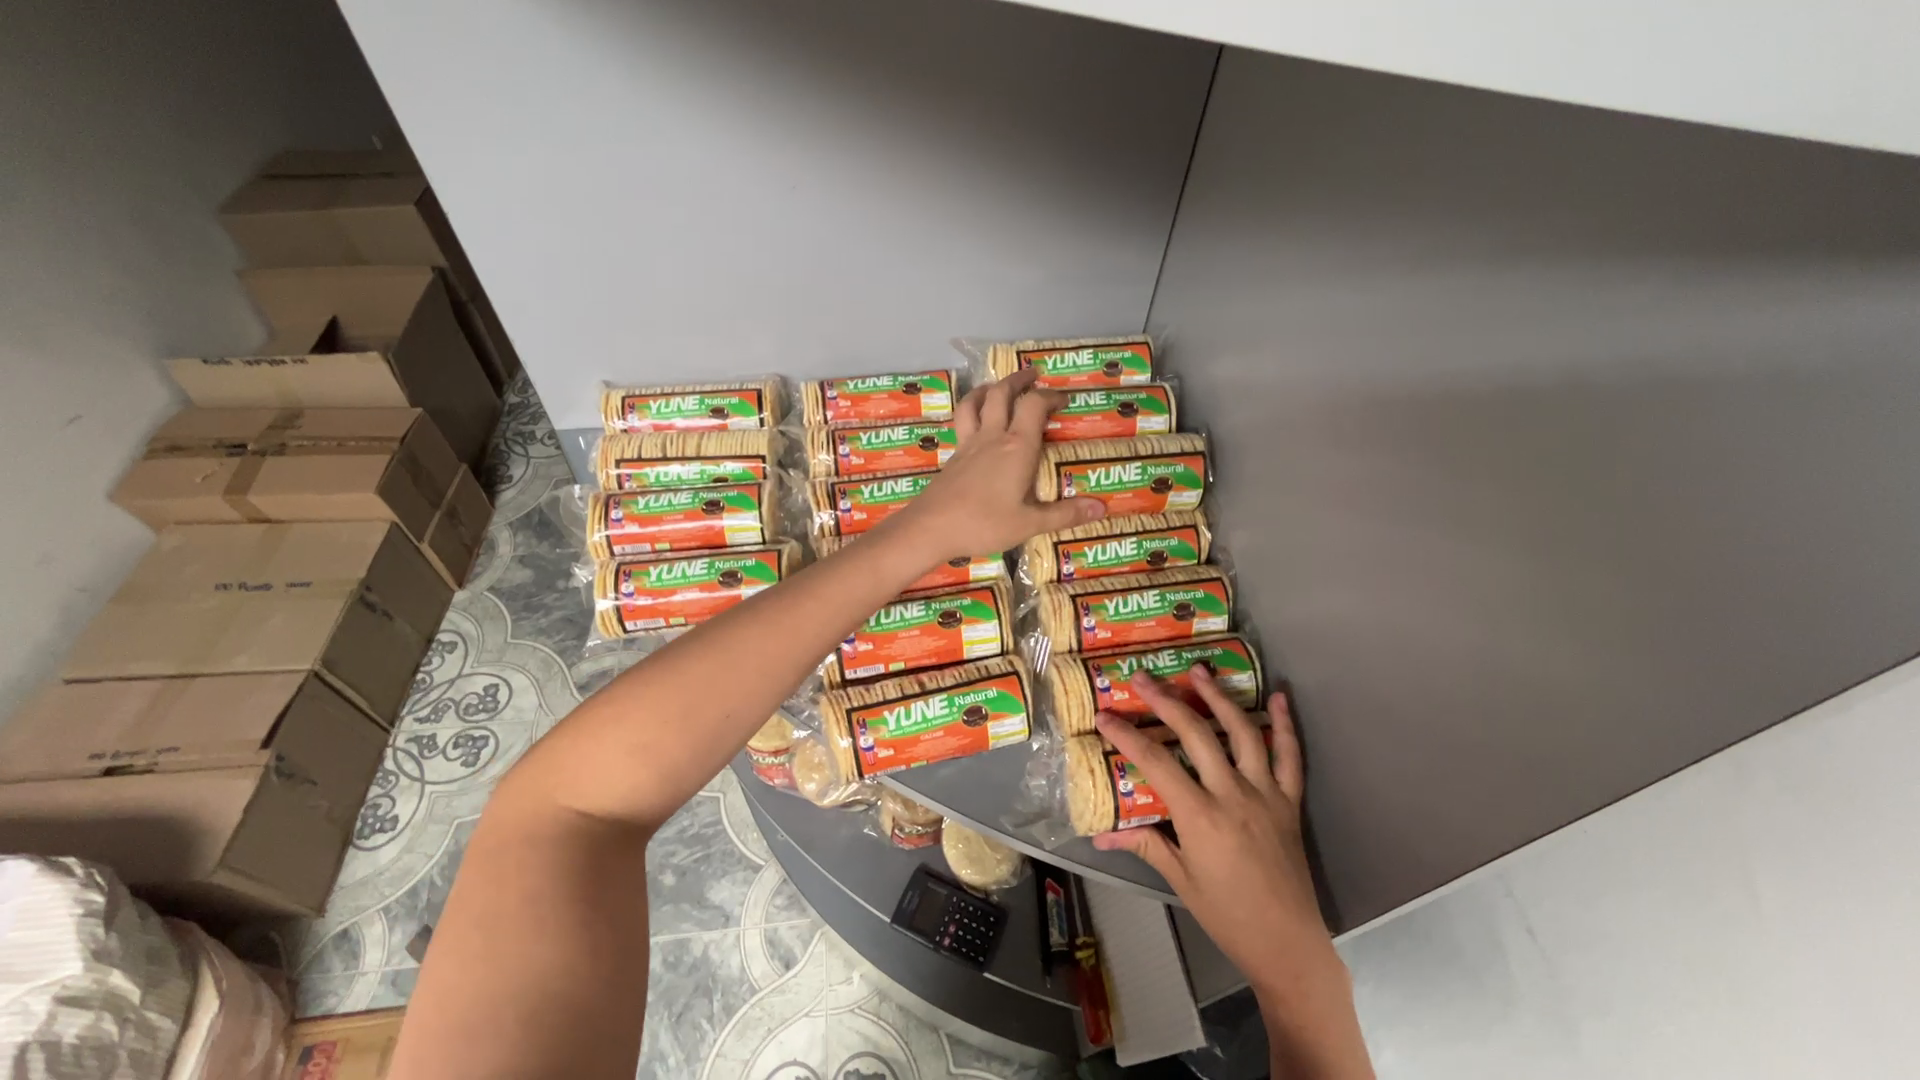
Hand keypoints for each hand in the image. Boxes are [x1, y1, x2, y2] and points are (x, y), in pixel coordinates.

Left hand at [885, 369, 1103, 559]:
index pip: (1035, 406)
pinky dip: (971, 410)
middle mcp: (993, 437)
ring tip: (998, 387)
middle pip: (1003, 394)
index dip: (1051, 397)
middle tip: (1033, 376)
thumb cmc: (984, 524)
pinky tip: (975, 423)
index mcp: (1017, 447)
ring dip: (989, 389)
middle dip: (1019, 380)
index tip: (1064, 400)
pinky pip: (963, 421)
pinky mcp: (953, 456)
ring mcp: (969, 444)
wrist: (930, 528)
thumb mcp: (1029, 523)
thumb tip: (1102, 507)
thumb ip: (1065, 514)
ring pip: (976, 402)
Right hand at [1091, 668, 1340, 999]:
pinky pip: (1290, 756)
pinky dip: (1285, 724)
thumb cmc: (1227, 915)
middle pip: (1196, 734)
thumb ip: (1146, 846)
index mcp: (1200, 816)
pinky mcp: (1290, 802)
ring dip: (1219, 698)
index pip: (1156, 763)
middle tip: (1143, 678)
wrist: (1287, 942)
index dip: (1127, 736)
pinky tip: (1278, 697)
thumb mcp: (1180, 880)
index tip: (1105, 715)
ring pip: (1243, 732)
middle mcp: (1233, 795)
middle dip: (1166, 701)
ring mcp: (1266, 794)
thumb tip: (1102, 836)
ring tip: (1198, 671)